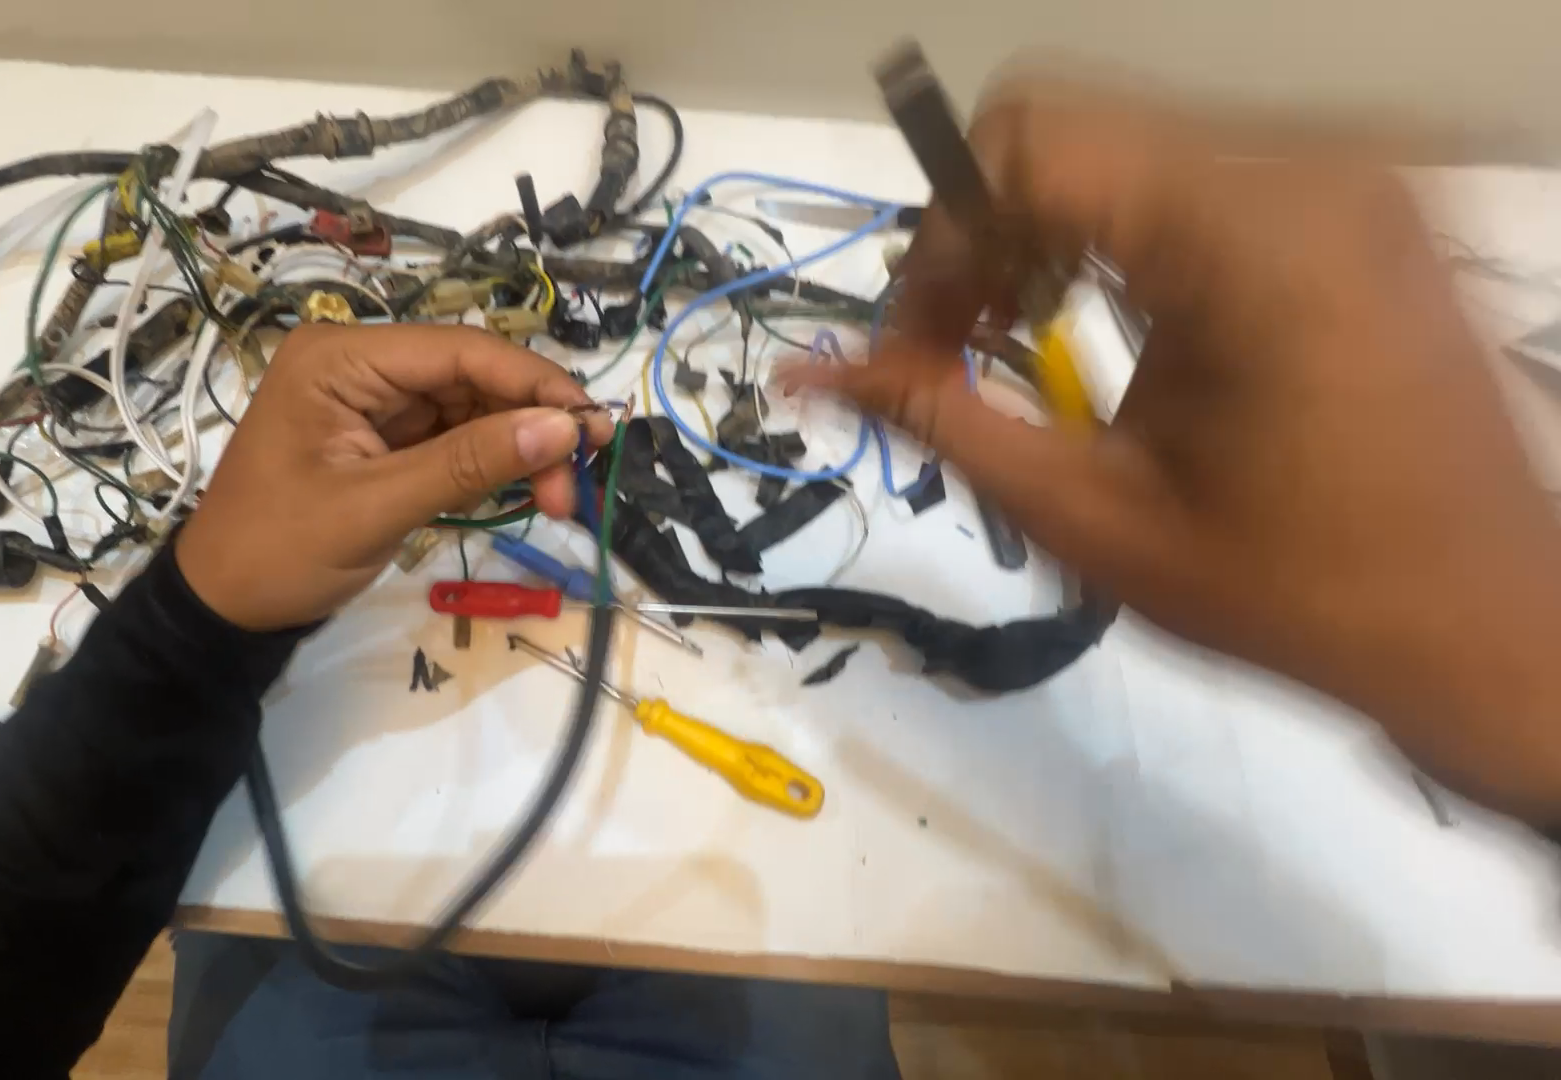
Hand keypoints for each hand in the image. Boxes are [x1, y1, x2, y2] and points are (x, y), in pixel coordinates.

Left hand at [175, 324, 610, 631]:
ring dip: (522, 451)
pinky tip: (531, 488)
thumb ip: (469, 464)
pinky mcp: (391, 441)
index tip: (592, 426)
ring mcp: (379, 404)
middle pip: (474, 379)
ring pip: (475, 411)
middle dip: (531, 427)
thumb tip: (563, 428)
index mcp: (343, 358)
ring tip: (560, 497)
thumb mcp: (376, 506)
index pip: (460, 351)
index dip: (534, 385)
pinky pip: (459, 441)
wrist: (228, 605)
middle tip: (577, 481)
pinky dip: (496, 465)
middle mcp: (365, 367)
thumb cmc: (281, 552)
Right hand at [784, 81, 1560, 819]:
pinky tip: (1078, 322)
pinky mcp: (1340, 203)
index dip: (935, 247)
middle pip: (1052, 137)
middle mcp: (1301, 166)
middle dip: (967, 246)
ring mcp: (1333, 175)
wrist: (1480, 626)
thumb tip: (805, 373)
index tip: (913, 351)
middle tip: (945, 354)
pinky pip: (1164, 178)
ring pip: (1100, 150)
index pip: (1020, 150)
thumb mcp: (1070, 508)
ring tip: (1002, 344)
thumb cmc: (1272, 587)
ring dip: (1018, 245)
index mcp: (1245, 235)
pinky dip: (1085, 243)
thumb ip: (929, 415)